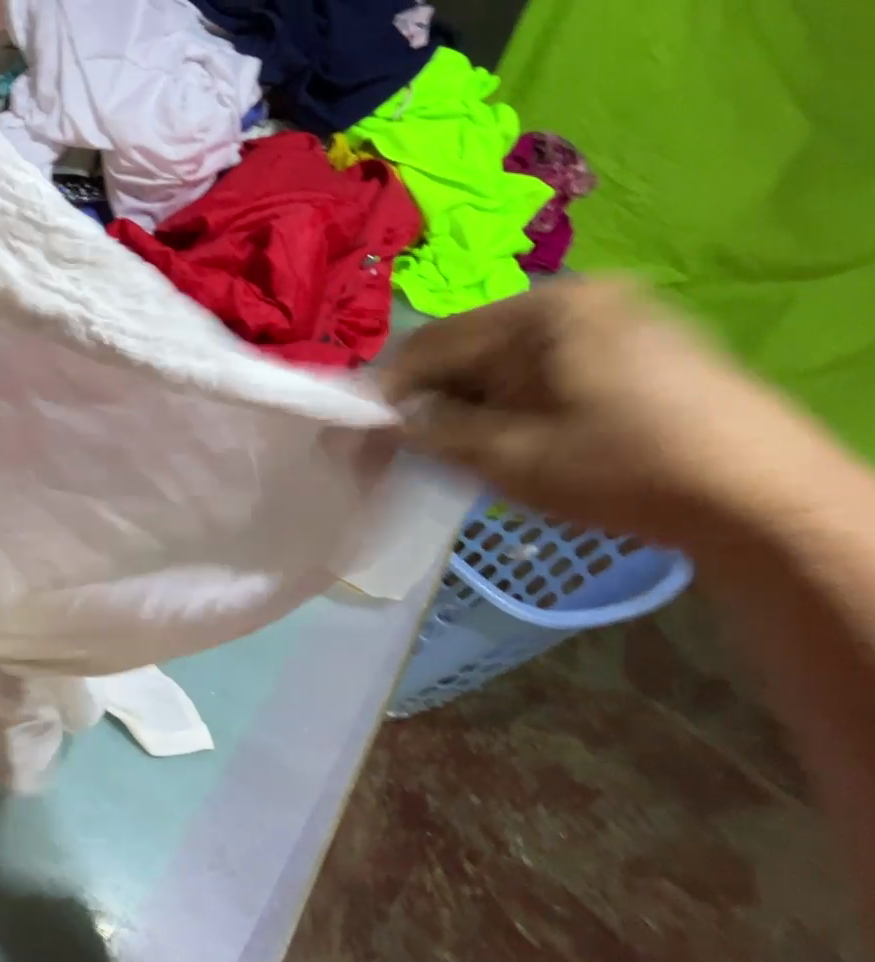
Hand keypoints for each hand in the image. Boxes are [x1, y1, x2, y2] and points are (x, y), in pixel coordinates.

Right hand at [382, 279, 832, 547]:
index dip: (386, 392)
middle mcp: (576, 297)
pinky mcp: (635, 343)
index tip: (359, 436)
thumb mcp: (509, 457)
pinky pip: (542, 365)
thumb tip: (375, 423)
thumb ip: (431, 432)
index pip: (431, 343)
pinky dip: (511, 400)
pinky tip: (510, 438)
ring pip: (503, 359)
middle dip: (430, 399)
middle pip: (467, 347)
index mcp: (543, 310)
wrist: (765, 499)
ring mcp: (613, 316)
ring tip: (459, 452)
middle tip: (407, 450)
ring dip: (469, 404)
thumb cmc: (625, 471)